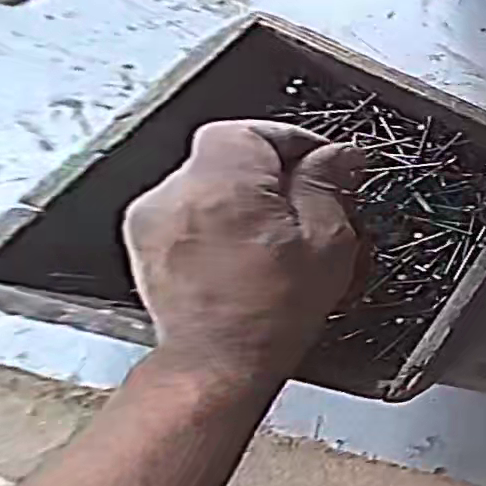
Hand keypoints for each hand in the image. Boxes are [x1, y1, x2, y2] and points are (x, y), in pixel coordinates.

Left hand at [123, 120, 365, 378]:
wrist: (223, 356)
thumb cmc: (280, 305)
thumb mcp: (328, 240)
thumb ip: (327, 185)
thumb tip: (339, 152)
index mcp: (225, 188)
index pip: (249, 129)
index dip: (292, 139)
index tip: (326, 158)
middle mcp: (176, 194)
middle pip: (227, 151)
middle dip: (275, 165)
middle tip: (316, 194)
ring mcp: (152, 216)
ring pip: (211, 177)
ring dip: (251, 188)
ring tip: (286, 225)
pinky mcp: (145, 237)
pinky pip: (192, 203)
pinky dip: (225, 210)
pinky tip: (253, 241)